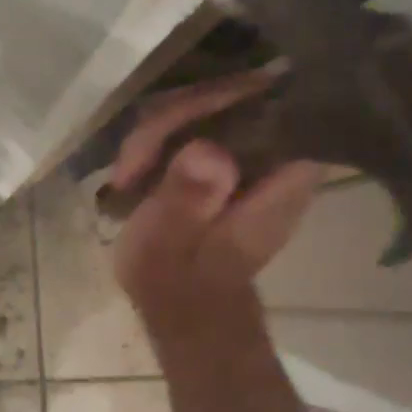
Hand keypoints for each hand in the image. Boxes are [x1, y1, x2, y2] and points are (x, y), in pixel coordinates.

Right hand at [107, 67, 322, 337]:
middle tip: (132, 162)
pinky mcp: (229, 162)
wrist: (184, 311)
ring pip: (208, 111)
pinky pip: (198, 129)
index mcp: (284, 172)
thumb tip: (205, 151)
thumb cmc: (179, 281)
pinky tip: (133, 175)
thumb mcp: (172, 240)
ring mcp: (254, 157)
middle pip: (230, 100)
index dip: (213, 100)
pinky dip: (162, 145)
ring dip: (158, 135)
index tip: (164, 126)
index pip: (263, 103)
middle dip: (171, 121)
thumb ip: (188, 198)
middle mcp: (279, 155)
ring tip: (127, 176)